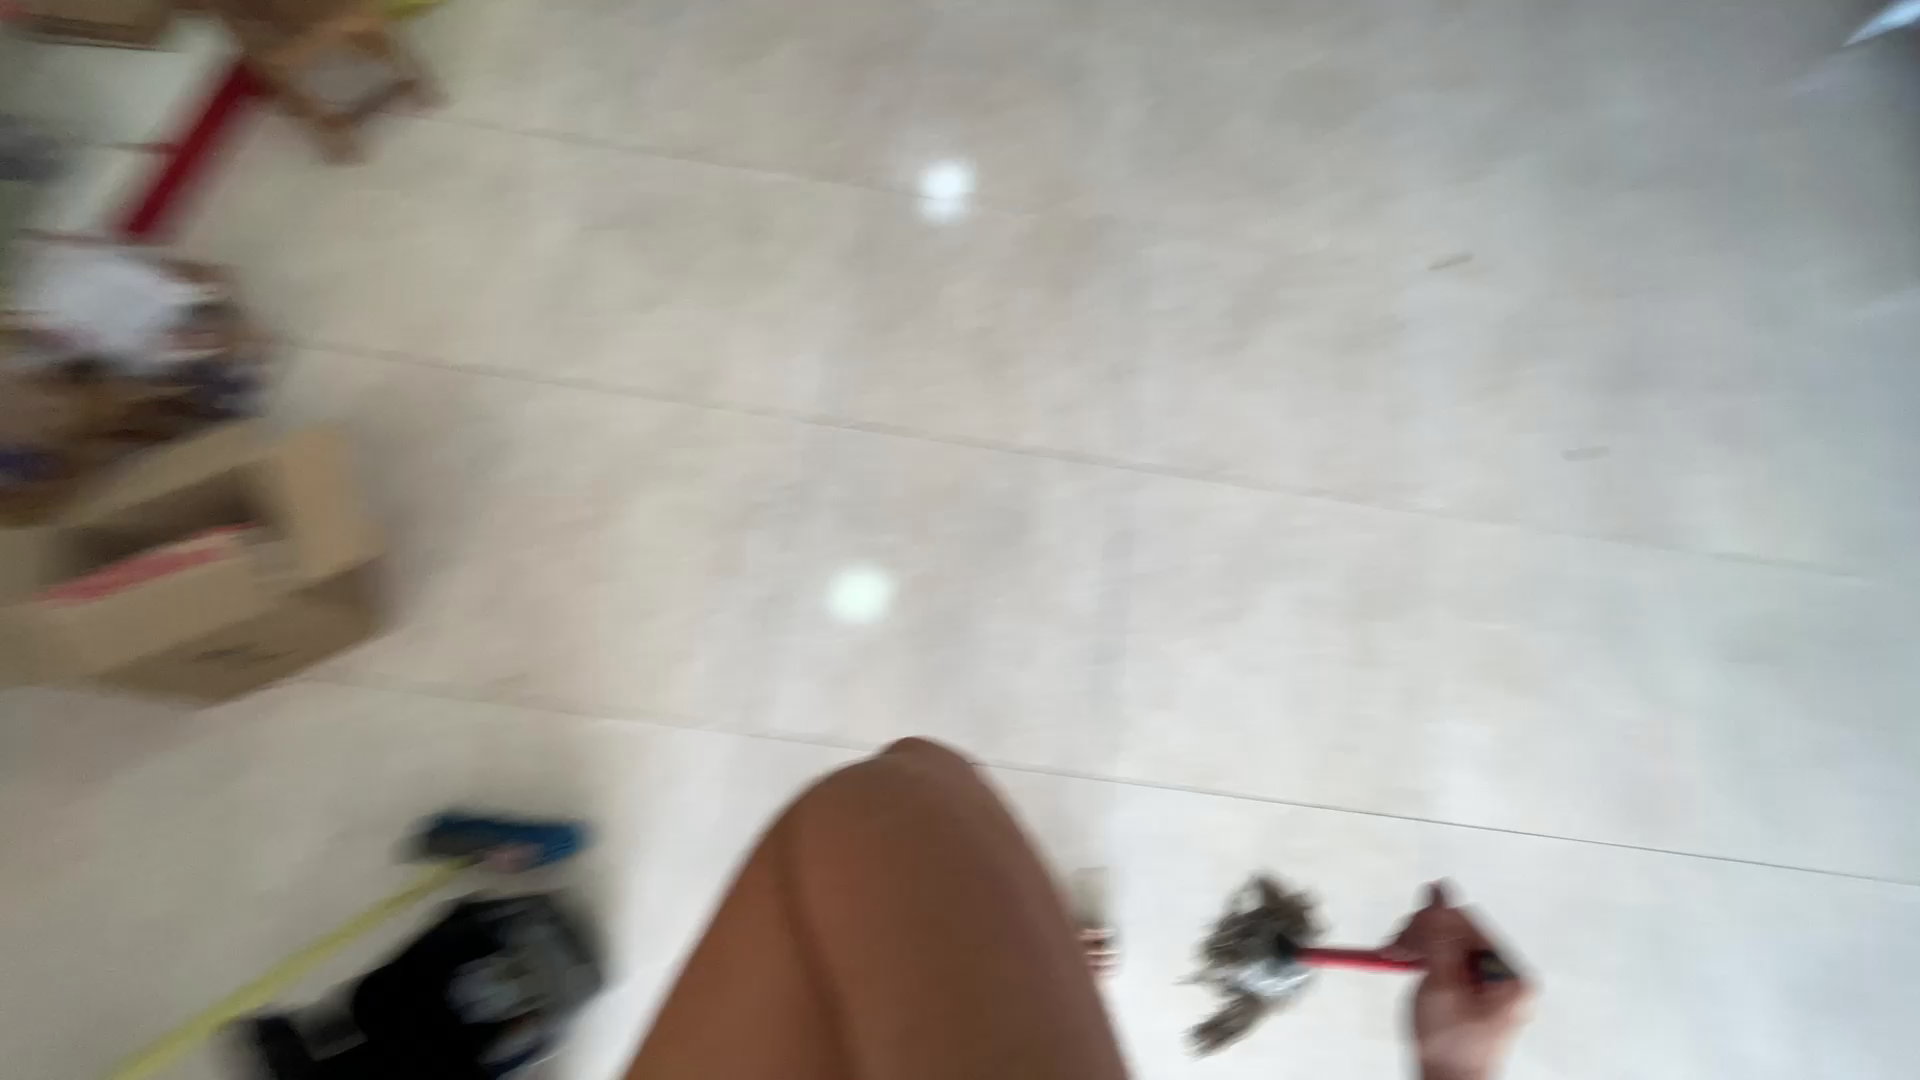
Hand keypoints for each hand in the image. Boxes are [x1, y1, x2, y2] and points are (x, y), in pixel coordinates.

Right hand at [1384, 882, 1533, 1079]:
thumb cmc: (1450, 1045)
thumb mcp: (1441, 984)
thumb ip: (1440, 936)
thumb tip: (1440, 893)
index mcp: (1509, 974)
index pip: (1465, 921)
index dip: (1430, 925)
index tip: (1406, 939)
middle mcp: (1504, 973)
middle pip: (1455, 927)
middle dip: (1420, 935)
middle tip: (1397, 952)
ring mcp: (1490, 980)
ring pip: (1445, 936)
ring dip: (1416, 942)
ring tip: (1397, 958)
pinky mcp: (1474, 984)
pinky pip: (1445, 952)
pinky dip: (1421, 954)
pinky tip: (1406, 962)